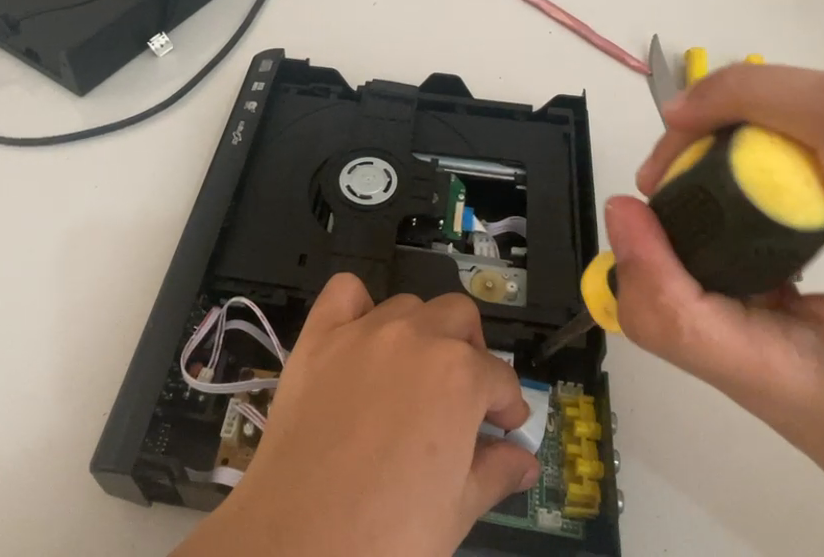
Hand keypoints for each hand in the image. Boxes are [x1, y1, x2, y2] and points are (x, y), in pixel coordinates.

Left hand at [175, 273, 538, 556]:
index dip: (506, 408)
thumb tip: (522, 461)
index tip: (501, 432)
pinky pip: (344, 292)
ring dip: (421, 332)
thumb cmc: (391, 531)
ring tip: (412, 376)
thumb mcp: (457, 510)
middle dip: (471, 353)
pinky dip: (358, 304)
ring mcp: (363, 331)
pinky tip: (361, 338)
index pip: (500, 378)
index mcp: (460, 375)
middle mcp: (416, 337)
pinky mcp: (317, 337)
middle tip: (462, 400)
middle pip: (459, 318)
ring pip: (408, 305)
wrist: (301, 540)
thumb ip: (495, 473)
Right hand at [610, 64, 823, 556]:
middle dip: (731, 119)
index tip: (673, 125)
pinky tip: (763, 217)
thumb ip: (675, 313)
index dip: (747, 94)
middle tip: (671, 183)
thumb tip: (622, 215)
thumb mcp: (767, 392)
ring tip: (707, 202)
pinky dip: (786, 158)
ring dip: (754, 135)